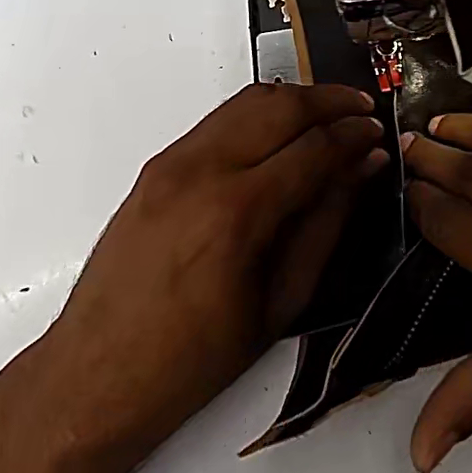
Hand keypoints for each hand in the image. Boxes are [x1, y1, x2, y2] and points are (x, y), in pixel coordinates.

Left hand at [51, 82, 388, 463]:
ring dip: (297, 97)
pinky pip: (220, 118)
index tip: (374, 135)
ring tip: (329, 110)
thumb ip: (326, 223)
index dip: (354, 135)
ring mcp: (172, 165)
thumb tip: (357, 172)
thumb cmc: (183, 359)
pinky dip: (260, 111)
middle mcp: (200, 175)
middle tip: (361, 110)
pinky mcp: (157, 166)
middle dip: (332, 100)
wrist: (97, 375)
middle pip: (283, 105)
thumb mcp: (280, 301)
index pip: (314, 147)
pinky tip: (281, 127)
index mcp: (236, 214)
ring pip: (249, 99)